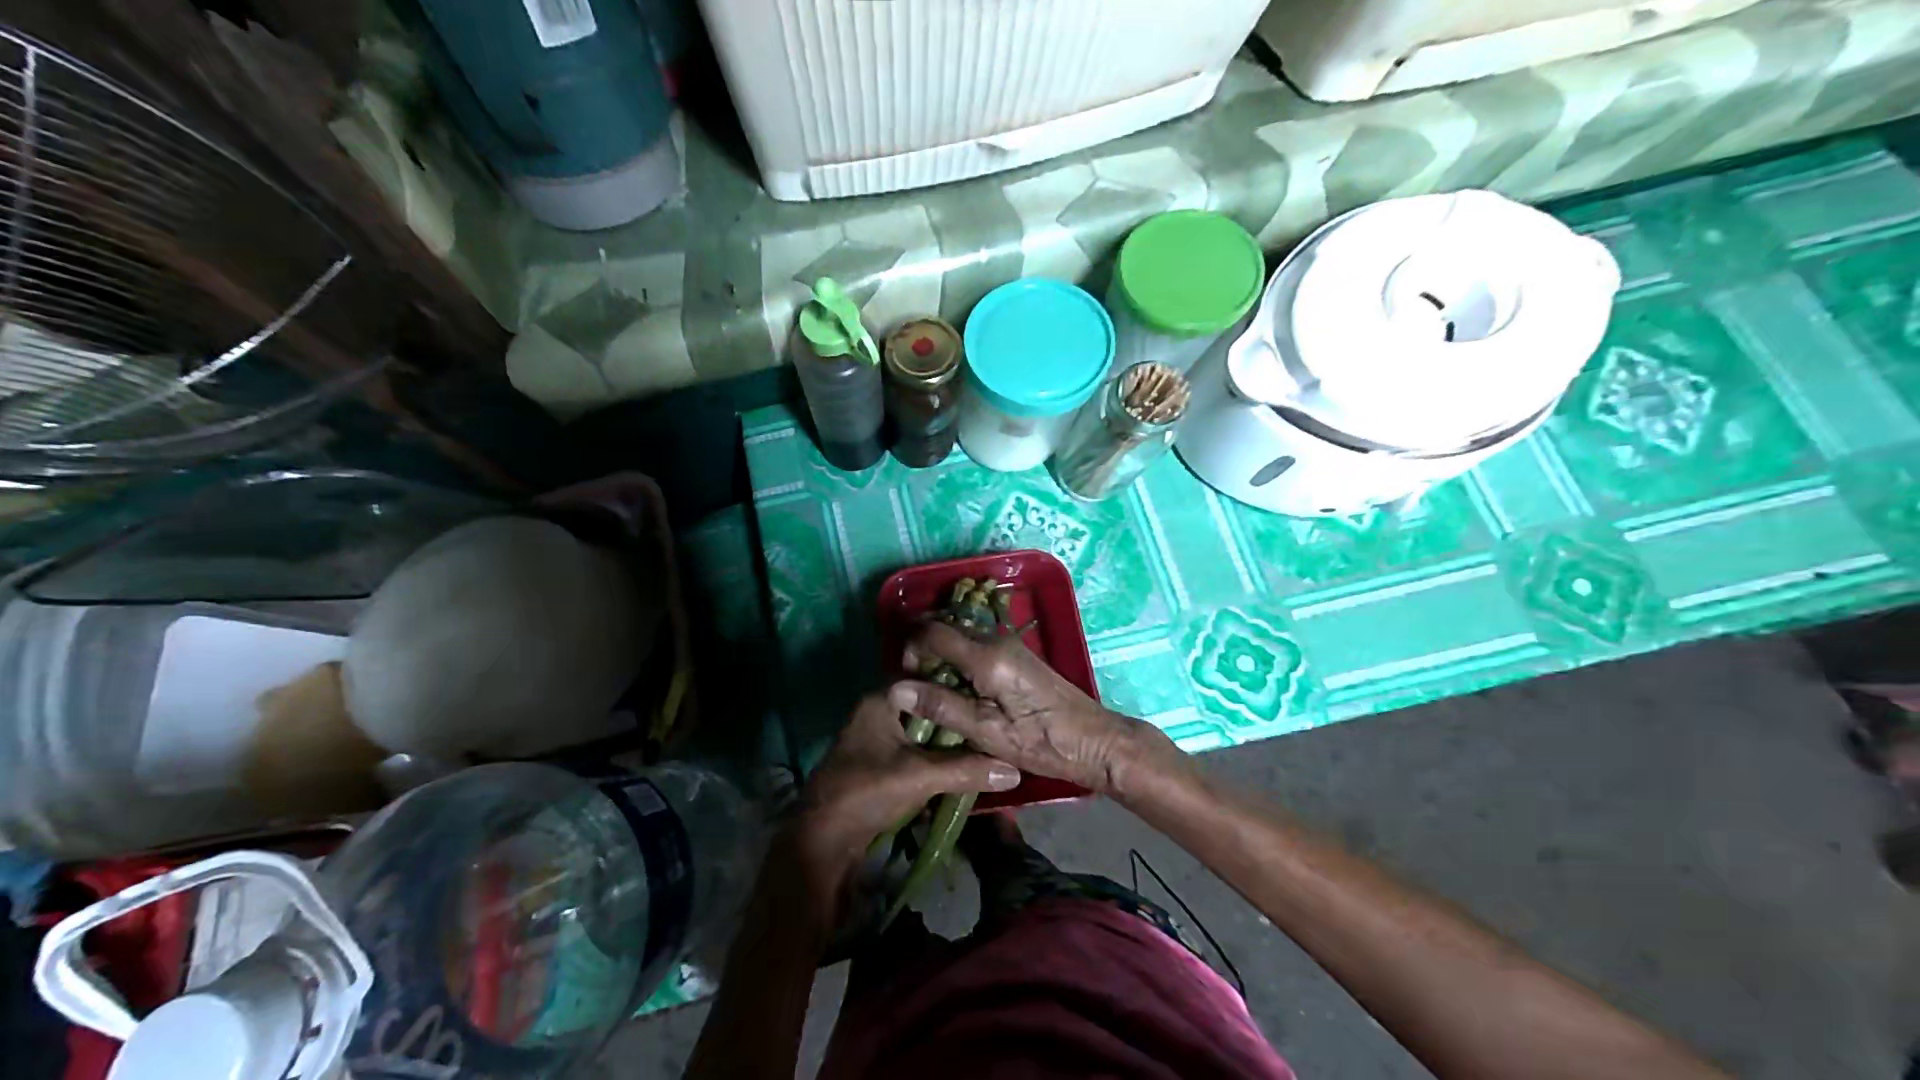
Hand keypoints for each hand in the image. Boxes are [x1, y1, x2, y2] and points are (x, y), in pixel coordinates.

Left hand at [783, 691, 1020, 926]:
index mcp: (881, 700)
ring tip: (985, 740)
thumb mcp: (922, 777)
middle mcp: (877, 712)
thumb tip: (1013, 769)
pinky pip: (914, 750)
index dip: (959, 682)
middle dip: (957, 715)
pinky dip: (935, 756)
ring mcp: (876, 739)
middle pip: (927, 705)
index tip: (991, 691)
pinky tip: (961, 763)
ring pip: (921, 730)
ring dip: (947, 739)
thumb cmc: (867, 792)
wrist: (822, 840)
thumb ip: (967, 769)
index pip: (927, 677)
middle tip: (994, 718)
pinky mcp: (878, 763)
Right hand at [888, 620, 1181, 796]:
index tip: (906, 682)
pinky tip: (961, 693)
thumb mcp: (988, 733)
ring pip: (960, 638)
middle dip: (923, 654)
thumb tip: (896, 689)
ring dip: (941, 659)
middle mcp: (997, 639)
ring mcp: (1009, 644)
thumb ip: (942, 707)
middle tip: (917, 691)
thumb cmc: (1043, 744)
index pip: (933, 632)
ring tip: (936, 696)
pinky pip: (975, 647)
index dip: (910, 651)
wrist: (1096, 742)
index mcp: (988, 656)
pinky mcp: (1017, 655)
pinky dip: (959, 663)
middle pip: (945, 630)